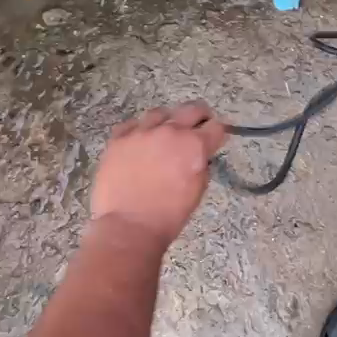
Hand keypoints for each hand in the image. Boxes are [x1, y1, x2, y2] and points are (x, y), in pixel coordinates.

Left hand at [88, 102, 228, 248]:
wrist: (129, 227)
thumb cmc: (169, 215)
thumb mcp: (197, 190)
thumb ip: (201, 164)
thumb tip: (198, 155)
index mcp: (195, 145)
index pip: (216, 127)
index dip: (217, 133)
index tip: (214, 138)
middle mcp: (171, 131)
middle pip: (192, 109)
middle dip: (200, 116)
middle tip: (197, 126)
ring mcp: (143, 132)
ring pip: (160, 113)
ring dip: (167, 121)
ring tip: (163, 133)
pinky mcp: (119, 139)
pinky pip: (132, 125)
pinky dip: (138, 130)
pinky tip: (139, 141)